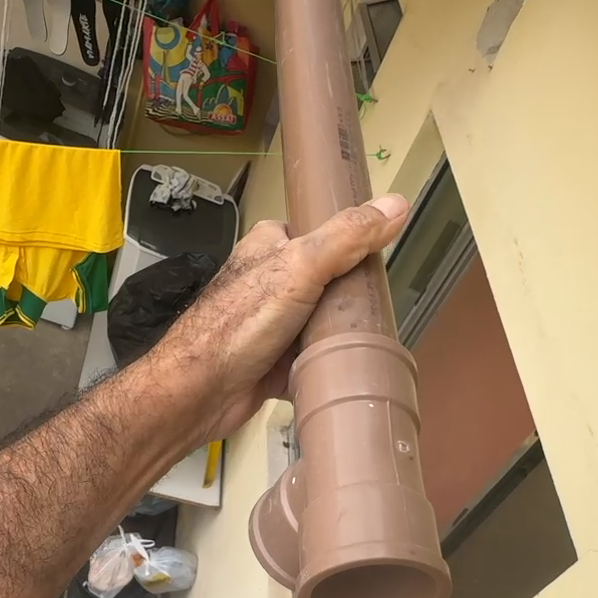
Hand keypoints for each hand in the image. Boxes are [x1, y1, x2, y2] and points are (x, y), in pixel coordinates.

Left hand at [146, 194, 409, 445]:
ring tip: (368, 344)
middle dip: (351, 300)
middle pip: (327, 283)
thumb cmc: (240, 325)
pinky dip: (325, 368)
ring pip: (320, 325)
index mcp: (269, 246)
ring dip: (339, 338)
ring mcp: (271, 325)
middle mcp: (269, 283)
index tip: (380, 264)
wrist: (200, 392)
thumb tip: (397, 205)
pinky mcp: (273, 364)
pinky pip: (310, 362)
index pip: (321, 234)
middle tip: (378, 312)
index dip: (351, 247)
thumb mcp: (300, 267)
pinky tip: (345, 372)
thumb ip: (347, 238)